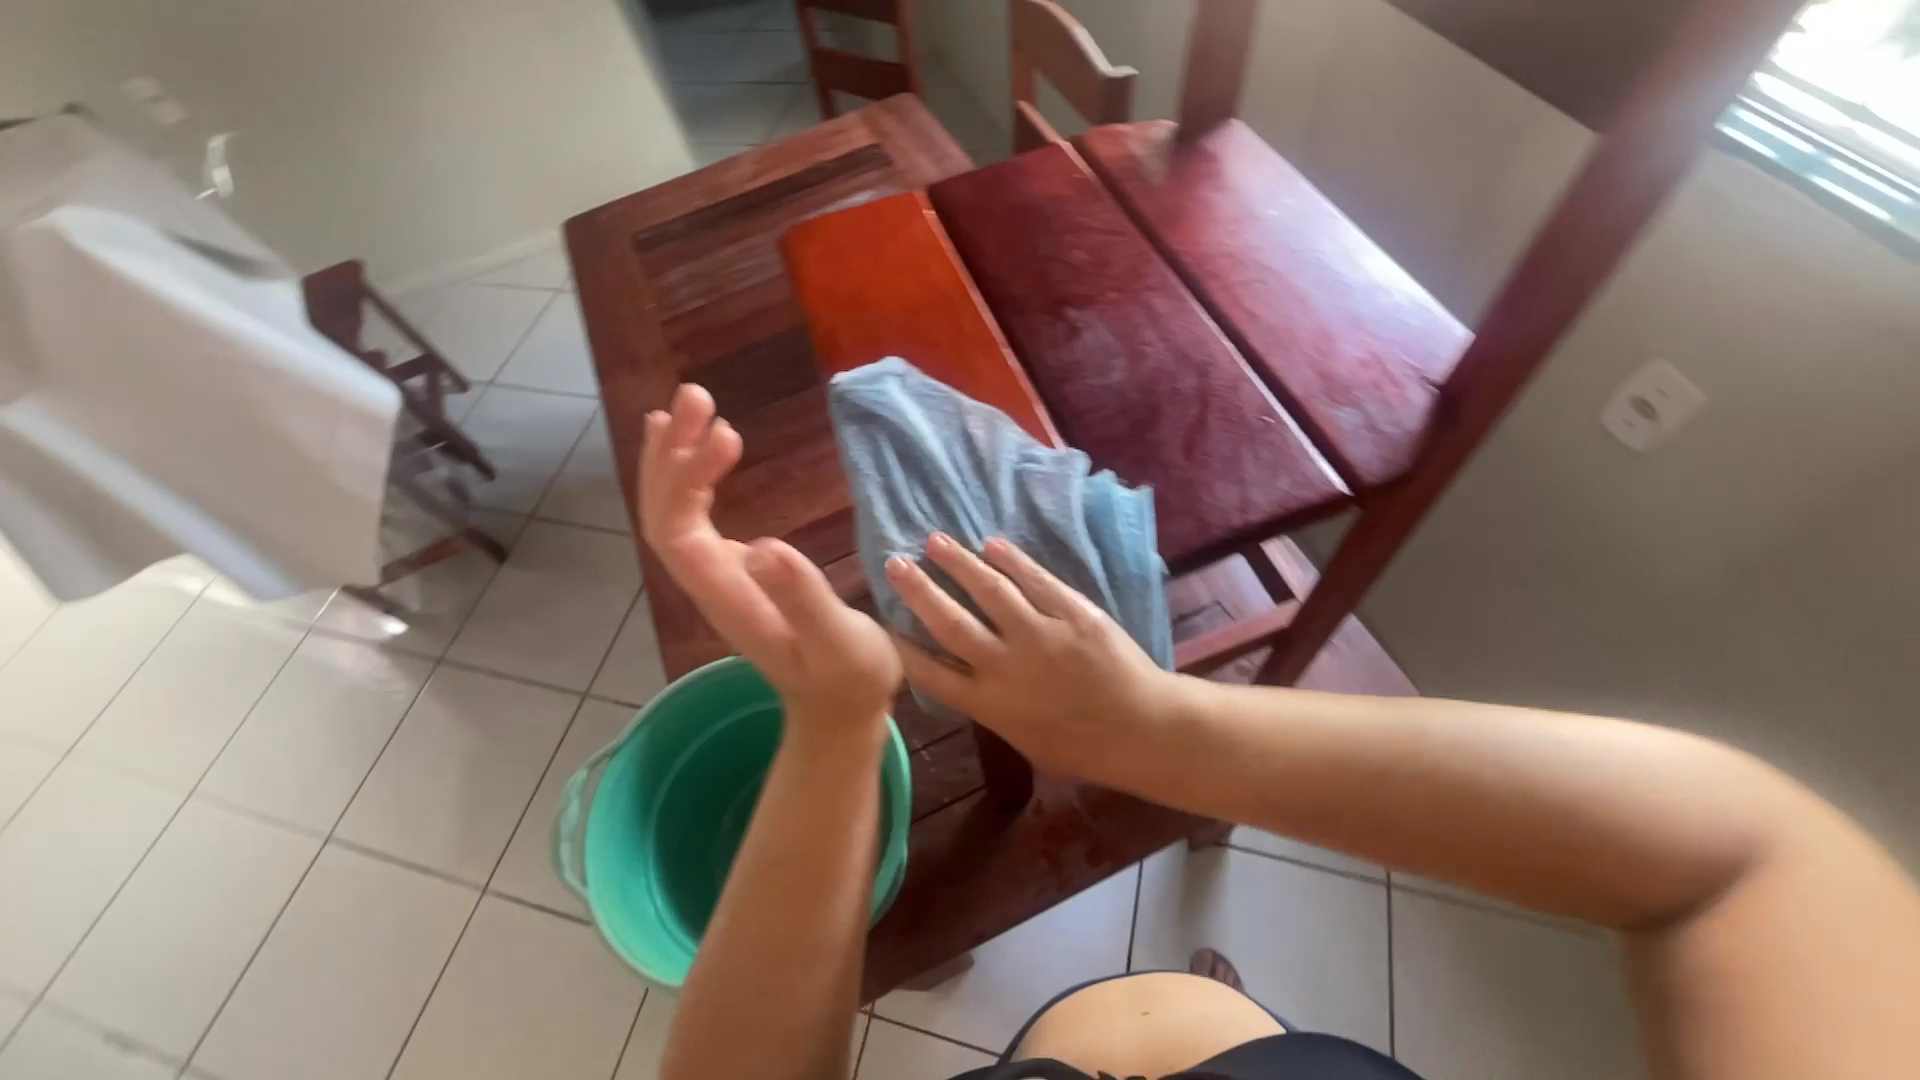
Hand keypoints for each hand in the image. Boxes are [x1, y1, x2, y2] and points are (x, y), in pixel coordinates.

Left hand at [642, 384, 900, 727]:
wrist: (839, 705)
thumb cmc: (848, 677)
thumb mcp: (839, 642)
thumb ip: (804, 599)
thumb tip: (763, 545)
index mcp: (728, 597)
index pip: (679, 531)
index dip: (687, 479)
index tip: (726, 433)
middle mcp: (711, 582)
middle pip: (664, 514)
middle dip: (672, 454)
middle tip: (696, 396)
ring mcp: (718, 575)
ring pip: (672, 512)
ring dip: (675, 458)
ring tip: (692, 404)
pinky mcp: (733, 568)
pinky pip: (693, 514)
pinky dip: (690, 474)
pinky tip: (698, 444)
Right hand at [885, 532, 1182, 785]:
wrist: (1143, 730)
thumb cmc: (1084, 747)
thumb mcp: (1025, 739)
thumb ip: (992, 706)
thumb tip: (968, 677)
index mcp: (990, 705)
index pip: (932, 673)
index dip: (902, 646)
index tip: (880, 622)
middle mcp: (1006, 666)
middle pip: (950, 622)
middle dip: (919, 591)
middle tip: (895, 563)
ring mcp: (1040, 635)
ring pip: (990, 591)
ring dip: (959, 563)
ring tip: (935, 541)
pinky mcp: (1073, 614)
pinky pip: (1036, 581)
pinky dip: (1013, 560)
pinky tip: (992, 544)